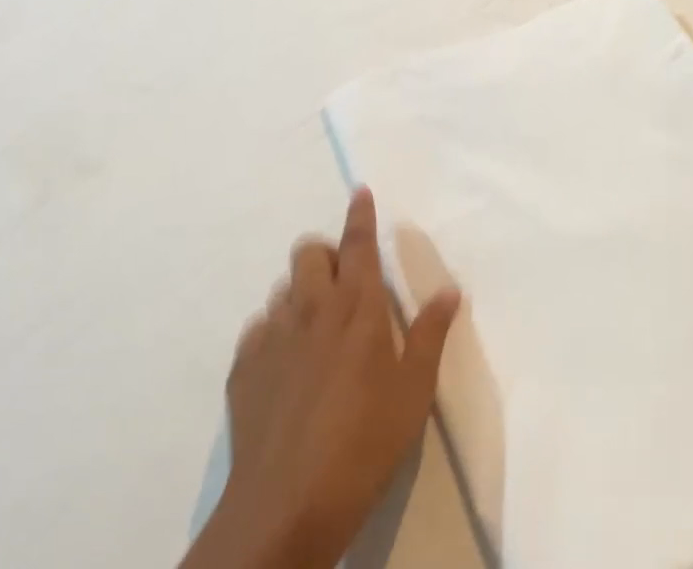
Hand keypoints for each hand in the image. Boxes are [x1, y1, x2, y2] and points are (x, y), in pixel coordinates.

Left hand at [185, 189, 460, 568]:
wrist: (288, 501)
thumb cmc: (367, 439)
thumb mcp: (414, 389)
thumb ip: (430, 333)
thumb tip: (450, 290)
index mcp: (357, 309)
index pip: (358, 245)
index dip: (360, 215)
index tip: (360, 191)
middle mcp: (310, 311)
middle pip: (309, 253)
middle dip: (327, 251)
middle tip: (348, 279)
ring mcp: (270, 339)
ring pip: (282, 288)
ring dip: (303, 290)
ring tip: (322, 326)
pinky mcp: (242, 369)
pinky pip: (259, 327)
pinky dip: (277, 328)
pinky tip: (289, 363)